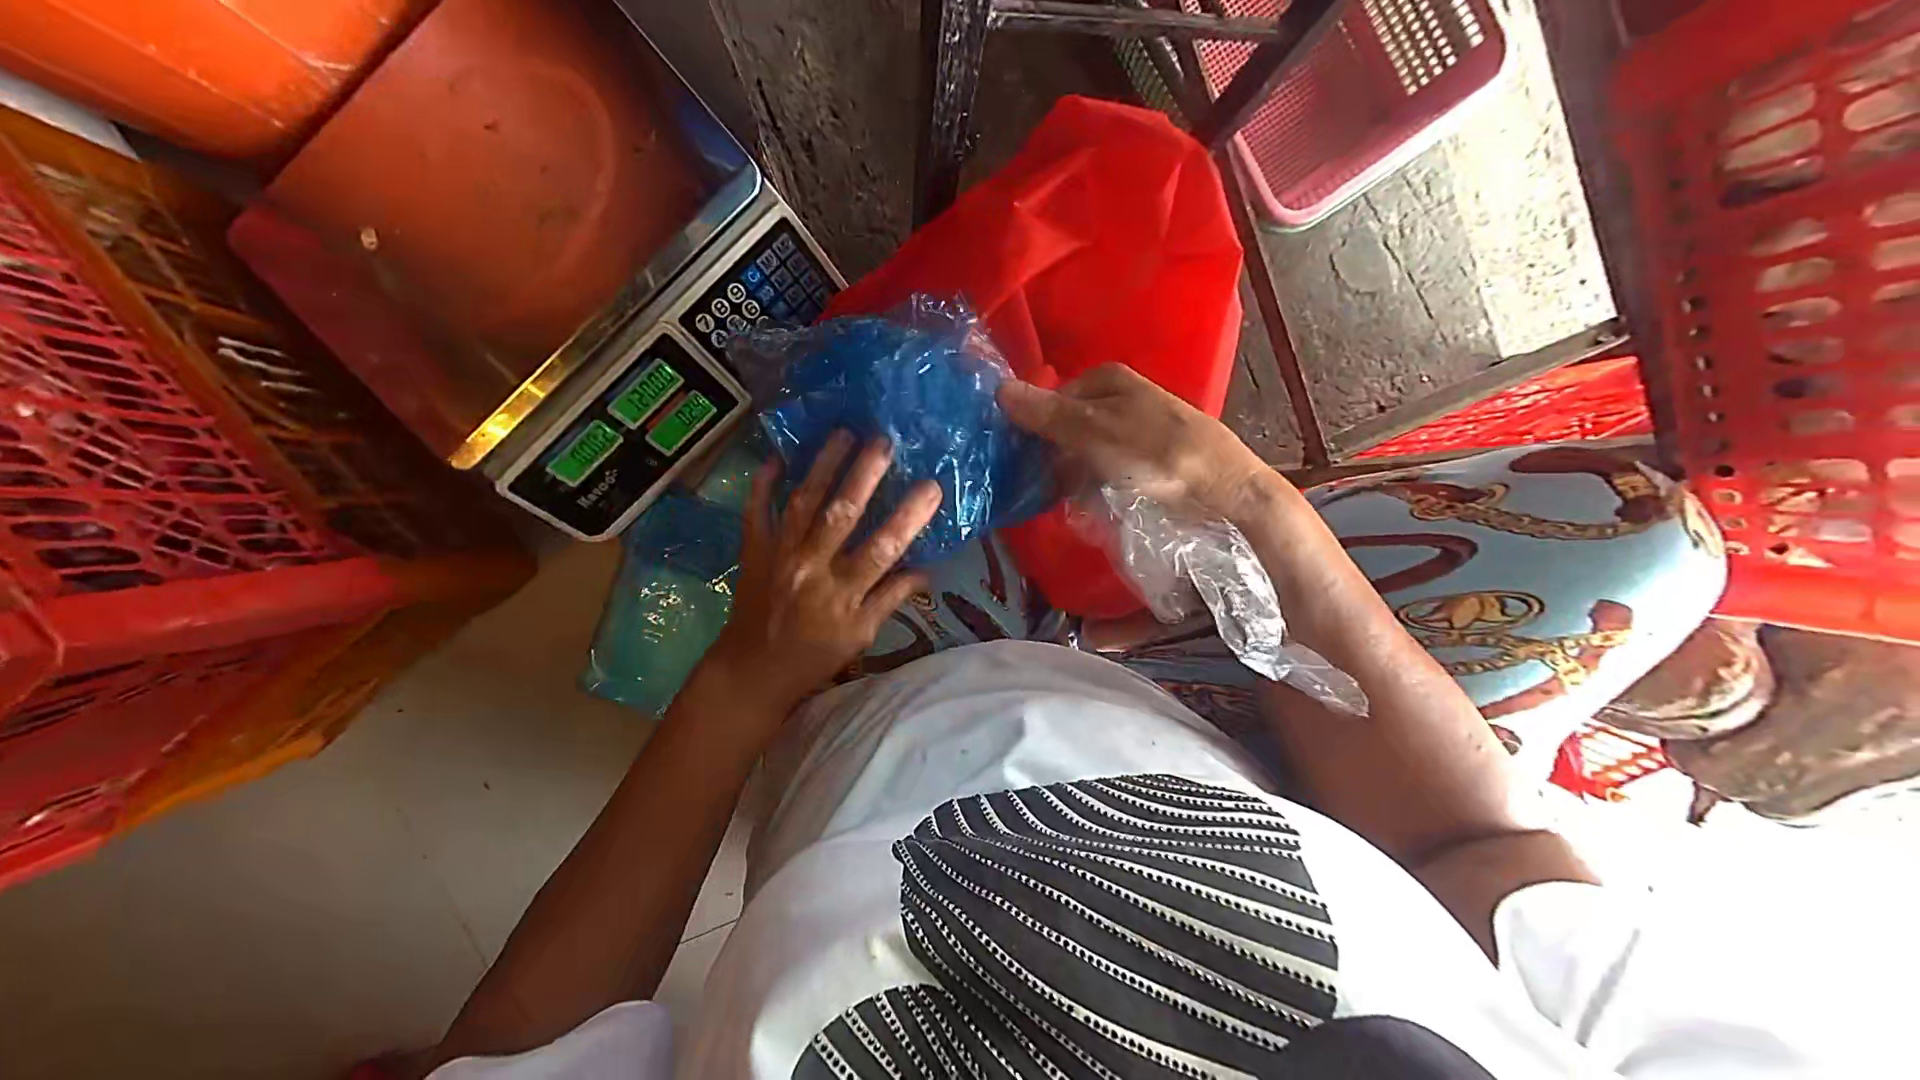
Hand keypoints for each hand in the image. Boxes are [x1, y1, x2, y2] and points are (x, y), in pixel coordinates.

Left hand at [703, 431, 942, 715]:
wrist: (752, 670)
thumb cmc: (814, 656)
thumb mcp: (861, 636)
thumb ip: (890, 600)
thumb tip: (925, 571)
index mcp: (843, 593)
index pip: (883, 548)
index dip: (908, 517)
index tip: (931, 486)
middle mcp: (812, 567)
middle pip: (841, 514)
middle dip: (864, 475)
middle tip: (883, 441)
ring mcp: (779, 555)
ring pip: (803, 503)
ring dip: (822, 466)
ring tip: (842, 433)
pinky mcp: (753, 550)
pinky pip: (756, 512)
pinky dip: (762, 484)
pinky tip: (776, 457)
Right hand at [998, 364, 1273, 519]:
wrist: (1223, 494)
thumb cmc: (1156, 454)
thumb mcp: (1096, 432)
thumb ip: (1047, 414)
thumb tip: (998, 390)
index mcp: (1106, 379)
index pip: (1048, 399)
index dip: (1030, 428)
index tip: (1017, 461)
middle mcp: (1118, 398)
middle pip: (1064, 426)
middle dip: (1050, 456)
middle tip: (1040, 486)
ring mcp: (1132, 431)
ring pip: (1081, 452)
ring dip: (1069, 476)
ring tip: (1065, 500)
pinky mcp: (1144, 461)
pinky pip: (1102, 471)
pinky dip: (1092, 487)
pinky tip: (1090, 505)